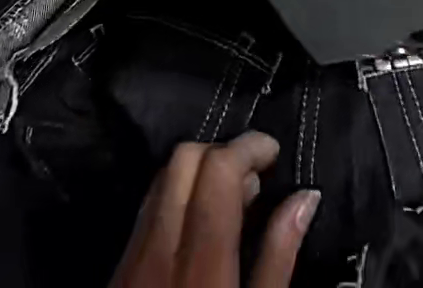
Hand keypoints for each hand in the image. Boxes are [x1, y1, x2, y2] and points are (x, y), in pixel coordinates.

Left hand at [110, 131, 321, 287]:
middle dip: (223, 151)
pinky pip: (148, 210)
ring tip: (233, 199)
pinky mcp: (117, 274)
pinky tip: (202, 226)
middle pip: (184, 159)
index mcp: (201, 264)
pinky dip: (178, 196)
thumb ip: (280, 255)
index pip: (217, 168)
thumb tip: (305, 196)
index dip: (248, 147)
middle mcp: (159, 250)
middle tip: (255, 177)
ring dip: (199, 171)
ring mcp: (131, 261)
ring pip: (161, 179)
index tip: (274, 154)